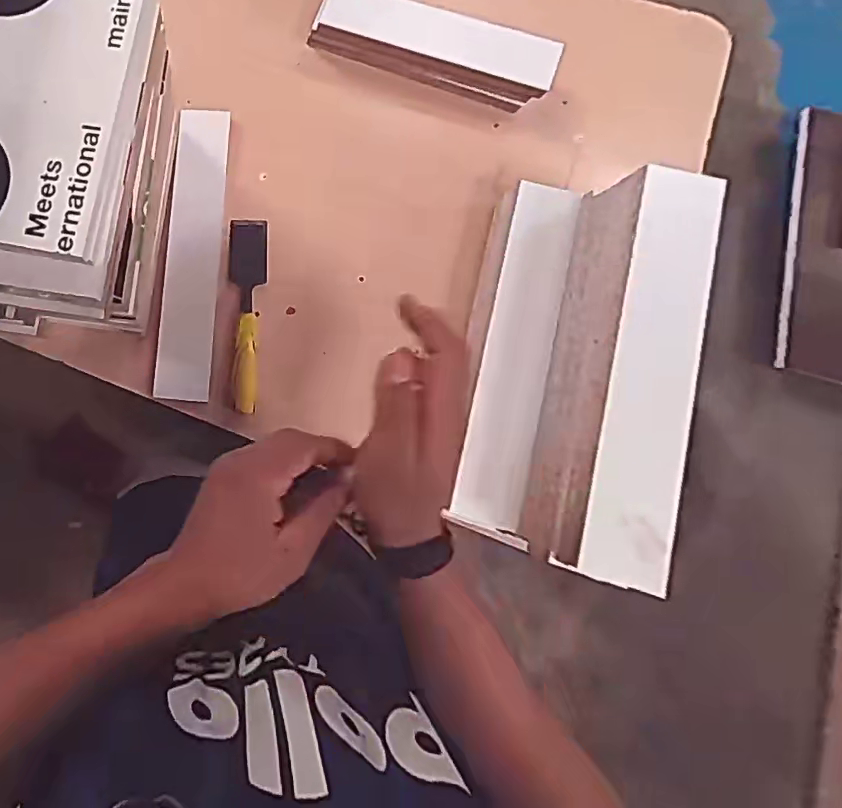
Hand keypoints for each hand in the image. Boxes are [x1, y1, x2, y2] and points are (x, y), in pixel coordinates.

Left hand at [146, 429, 353, 625]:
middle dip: (321, 450)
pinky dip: (284, 463)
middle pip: (289, 438)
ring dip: (302, 455)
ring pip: (274, 445)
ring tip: (329, 480)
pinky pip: (261, 456)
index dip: (335, 449)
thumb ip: (322, 510)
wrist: (186, 584)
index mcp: (258, 473)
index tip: (361, 463)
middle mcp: (241, 458)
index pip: (305, 444)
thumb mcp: (293, 551)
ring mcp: (228, 463)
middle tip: (348, 472)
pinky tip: (298, 486)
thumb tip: (347, 481)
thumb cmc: (242, 574)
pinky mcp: (223, 473)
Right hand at [353, 295, 469, 547]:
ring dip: (431, 341)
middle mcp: (451, 413)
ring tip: (405, 326)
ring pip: (448, 370)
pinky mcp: (437, 432)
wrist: (411, 538)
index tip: (406, 304)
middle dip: (433, 325)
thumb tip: (401, 357)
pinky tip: (404, 365)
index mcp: (440, 413)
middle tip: (405, 308)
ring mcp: (447, 423)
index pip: (447, 354)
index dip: (430, 324)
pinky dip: (425, 362)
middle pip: (454, 357)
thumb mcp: (386, 452)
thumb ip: (394, 404)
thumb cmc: (394, 498)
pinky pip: (437, 383)